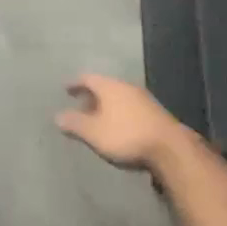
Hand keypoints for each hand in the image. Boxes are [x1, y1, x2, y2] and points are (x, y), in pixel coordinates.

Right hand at [56, 74, 196, 169]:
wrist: (169, 147)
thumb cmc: (126, 136)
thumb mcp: (94, 132)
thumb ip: (75, 123)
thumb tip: (57, 115)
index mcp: (110, 86)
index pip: (88, 78)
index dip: (75, 83)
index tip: (66, 88)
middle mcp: (126, 87)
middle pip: (104, 86)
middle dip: (91, 95)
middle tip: (79, 105)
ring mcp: (142, 99)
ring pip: (118, 97)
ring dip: (105, 105)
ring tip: (96, 118)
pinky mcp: (153, 112)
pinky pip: (129, 106)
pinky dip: (118, 112)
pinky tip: (117, 126)